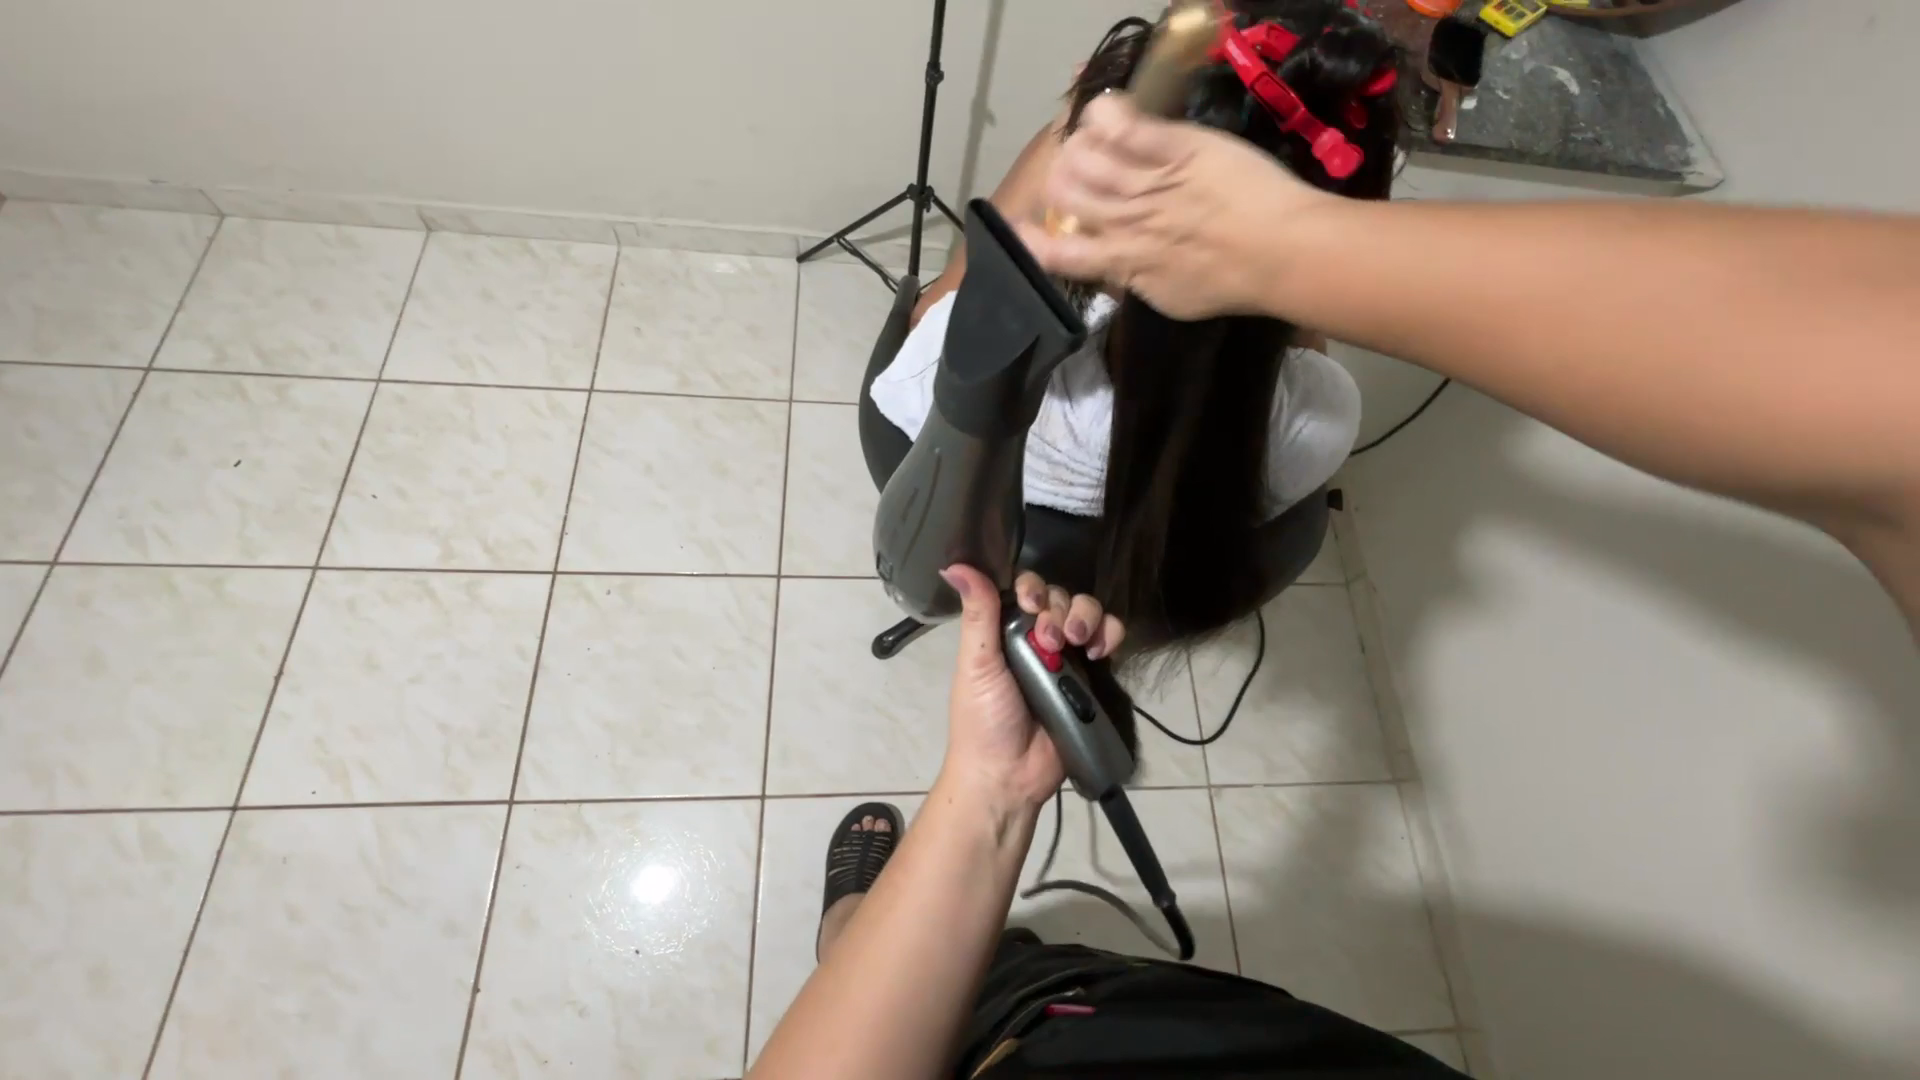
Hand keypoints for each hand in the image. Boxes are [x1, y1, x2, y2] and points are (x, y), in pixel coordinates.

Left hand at [936, 565, 1113, 814]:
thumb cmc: (982, 719)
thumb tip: (956, 563)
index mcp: (1002, 631)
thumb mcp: (976, 664)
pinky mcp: (1090, 677)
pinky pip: (1109, 640)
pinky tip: (1102, 649)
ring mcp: (1065, 657)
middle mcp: (1034, 638)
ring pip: (1087, 611)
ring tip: (1077, 641)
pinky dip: (1111, 633)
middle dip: (1059, 609)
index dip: (1032, 589)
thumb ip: (977, 614)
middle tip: (1050, 639)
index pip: (1025, 589)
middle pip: (1059, 596)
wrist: (1008, 776)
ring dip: (1086, 616)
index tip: (1030, 605)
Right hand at [1015, 94, 1336, 319]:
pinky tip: (1103, 114)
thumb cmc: (1231, 284)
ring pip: (1085, 157)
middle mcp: (1125, 222)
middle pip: (1065, 192)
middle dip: (1061, 181)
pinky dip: (1105, 116)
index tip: (1020, 231)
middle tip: (1077, 175)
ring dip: (1080, 147)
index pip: (1059, 254)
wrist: (1280, 252)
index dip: (1032, 241)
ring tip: (1092, 142)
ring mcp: (1149, 183)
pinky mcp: (1176, 149)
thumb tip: (1117, 273)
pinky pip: (1124, 126)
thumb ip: (1137, 282)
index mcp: (1122, 263)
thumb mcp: (1171, 300)